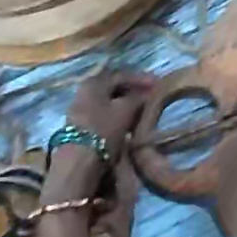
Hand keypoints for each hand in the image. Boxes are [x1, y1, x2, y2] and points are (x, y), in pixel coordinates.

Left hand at [45, 72, 153, 200]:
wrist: (78, 162)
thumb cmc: (103, 130)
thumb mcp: (125, 111)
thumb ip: (138, 98)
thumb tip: (147, 93)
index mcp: (94, 82)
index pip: (121, 74)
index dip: (141, 79)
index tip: (158, 84)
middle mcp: (85, 90)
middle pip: (113, 87)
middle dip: (133, 90)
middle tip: (150, 96)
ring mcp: (80, 108)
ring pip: (108, 101)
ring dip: (125, 103)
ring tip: (141, 109)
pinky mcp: (81, 125)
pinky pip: (103, 112)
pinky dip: (117, 114)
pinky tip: (127, 122)